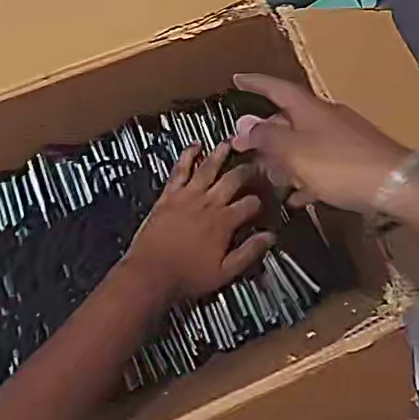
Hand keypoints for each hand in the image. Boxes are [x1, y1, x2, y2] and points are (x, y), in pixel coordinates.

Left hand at [121, 143, 271, 302]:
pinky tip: (194, 146)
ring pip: (209, 167)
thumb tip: (270, 237)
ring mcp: (188, 196)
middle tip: (255, 165)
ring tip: (229, 142)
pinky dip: (187, 155)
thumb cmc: (186, 277)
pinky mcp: (169, 196)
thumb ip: (250, 252)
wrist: (148, 276)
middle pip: (234, 178)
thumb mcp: (225, 272)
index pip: (251, 202)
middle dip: (248, 170)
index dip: (262, 201)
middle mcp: (209, 203)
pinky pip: (180, 170)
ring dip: (221, 153)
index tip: (266, 201)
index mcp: (224, 222)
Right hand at [230, 73, 413, 214]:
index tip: (237, 79)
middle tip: (245, 148)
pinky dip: (306, 177)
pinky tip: (299, 197)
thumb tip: (245, 125)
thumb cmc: (342, 166)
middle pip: (289, 118)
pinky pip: (322, 165)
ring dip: (284, 159)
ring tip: (268, 177)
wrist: (397, 185)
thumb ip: (268, 139)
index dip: (256, 83)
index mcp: (310, 109)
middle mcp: (326, 117)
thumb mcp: (296, 153)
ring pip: (304, 143)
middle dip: (266, 133)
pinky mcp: (355, 160)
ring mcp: (343, 138)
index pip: (277, 88)